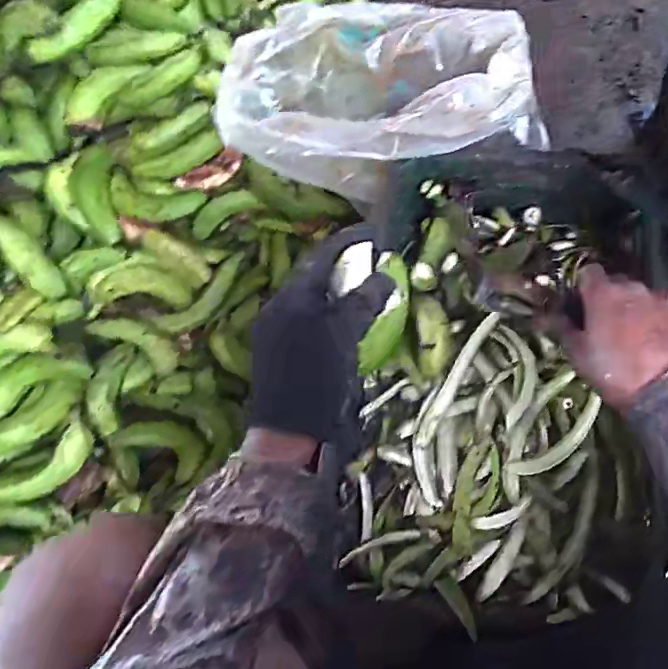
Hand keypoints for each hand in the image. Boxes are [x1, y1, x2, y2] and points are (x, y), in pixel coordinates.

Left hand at [248, 225, 394, 447]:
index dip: (351, 239)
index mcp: (291, 298)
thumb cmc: (318, 378)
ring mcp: (282, 331)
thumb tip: (385, 273)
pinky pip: (317, 319)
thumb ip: (365, 299)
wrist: (293, 435)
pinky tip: (357, 321)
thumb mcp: (345, 333)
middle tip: (379, 260)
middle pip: (318, 274)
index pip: (323, 255)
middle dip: (349, 263)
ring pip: (318, 298)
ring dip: (345, 289)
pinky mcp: (288, 352)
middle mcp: (281, 309)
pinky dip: (339, 312)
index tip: (378, 233)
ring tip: (373, 287)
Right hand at [556, 265, 667, 410]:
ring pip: (639, 296)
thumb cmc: (615, 370)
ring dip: (633, 309)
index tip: (579, 304)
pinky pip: (660, 309)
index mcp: (602, 292)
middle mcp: (632, 287)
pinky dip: (654, 319)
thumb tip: (546, 315)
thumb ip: (562, 328)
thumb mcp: (579, 355)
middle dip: (608, 298)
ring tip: (632, 337)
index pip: (588, 271)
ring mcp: (659, 297)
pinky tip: (654, 342)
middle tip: (604, 324)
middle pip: (615, 283)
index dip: (582, 285)